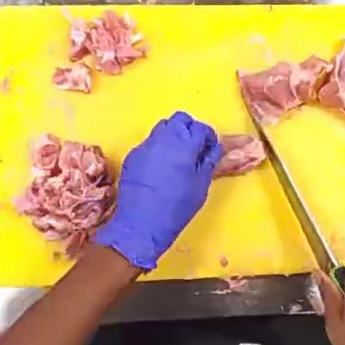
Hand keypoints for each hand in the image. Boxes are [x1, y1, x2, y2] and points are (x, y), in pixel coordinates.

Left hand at [94, 112, 222, 270]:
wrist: (141, 224)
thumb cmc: (177, 207)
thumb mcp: (201, 185)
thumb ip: (208, 162)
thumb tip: (212, 149)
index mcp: (184, 144)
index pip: (200, 128)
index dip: (208, 137)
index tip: (209, 150)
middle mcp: (163, 138)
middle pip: (179, 120)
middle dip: (189, 129)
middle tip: (194, 149)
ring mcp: (145, 146)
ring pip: (161, 129)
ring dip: (172, 137)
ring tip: (177, 158)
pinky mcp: (132, 156)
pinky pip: (149, 144)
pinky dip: (158, 149)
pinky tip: (160, 169)